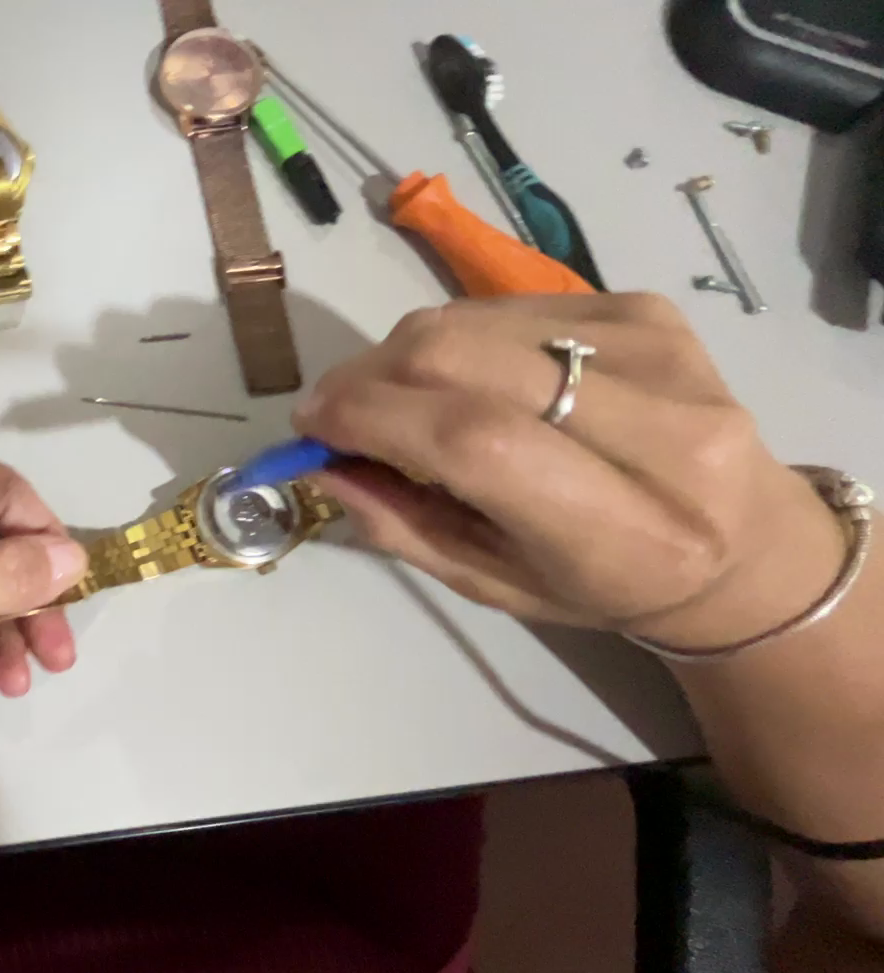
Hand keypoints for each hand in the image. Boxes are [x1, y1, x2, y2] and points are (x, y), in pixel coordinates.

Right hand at [292, 294, 845, 650]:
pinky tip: (443, 376)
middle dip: (365, 378)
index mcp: (619, 527)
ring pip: (467, 322)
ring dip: (393, 356)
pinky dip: (442, 338)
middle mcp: (658, 424)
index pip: (472, 442)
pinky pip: (497, 307)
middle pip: (461, 361)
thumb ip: (399, 524)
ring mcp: (655, 350)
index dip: (370, 420)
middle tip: (330, 409)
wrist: (745, 542)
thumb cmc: (599, 584)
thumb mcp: (486, 583)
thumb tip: (321, 465)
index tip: (308, 428)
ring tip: (379, 395)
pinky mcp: (645, 308)